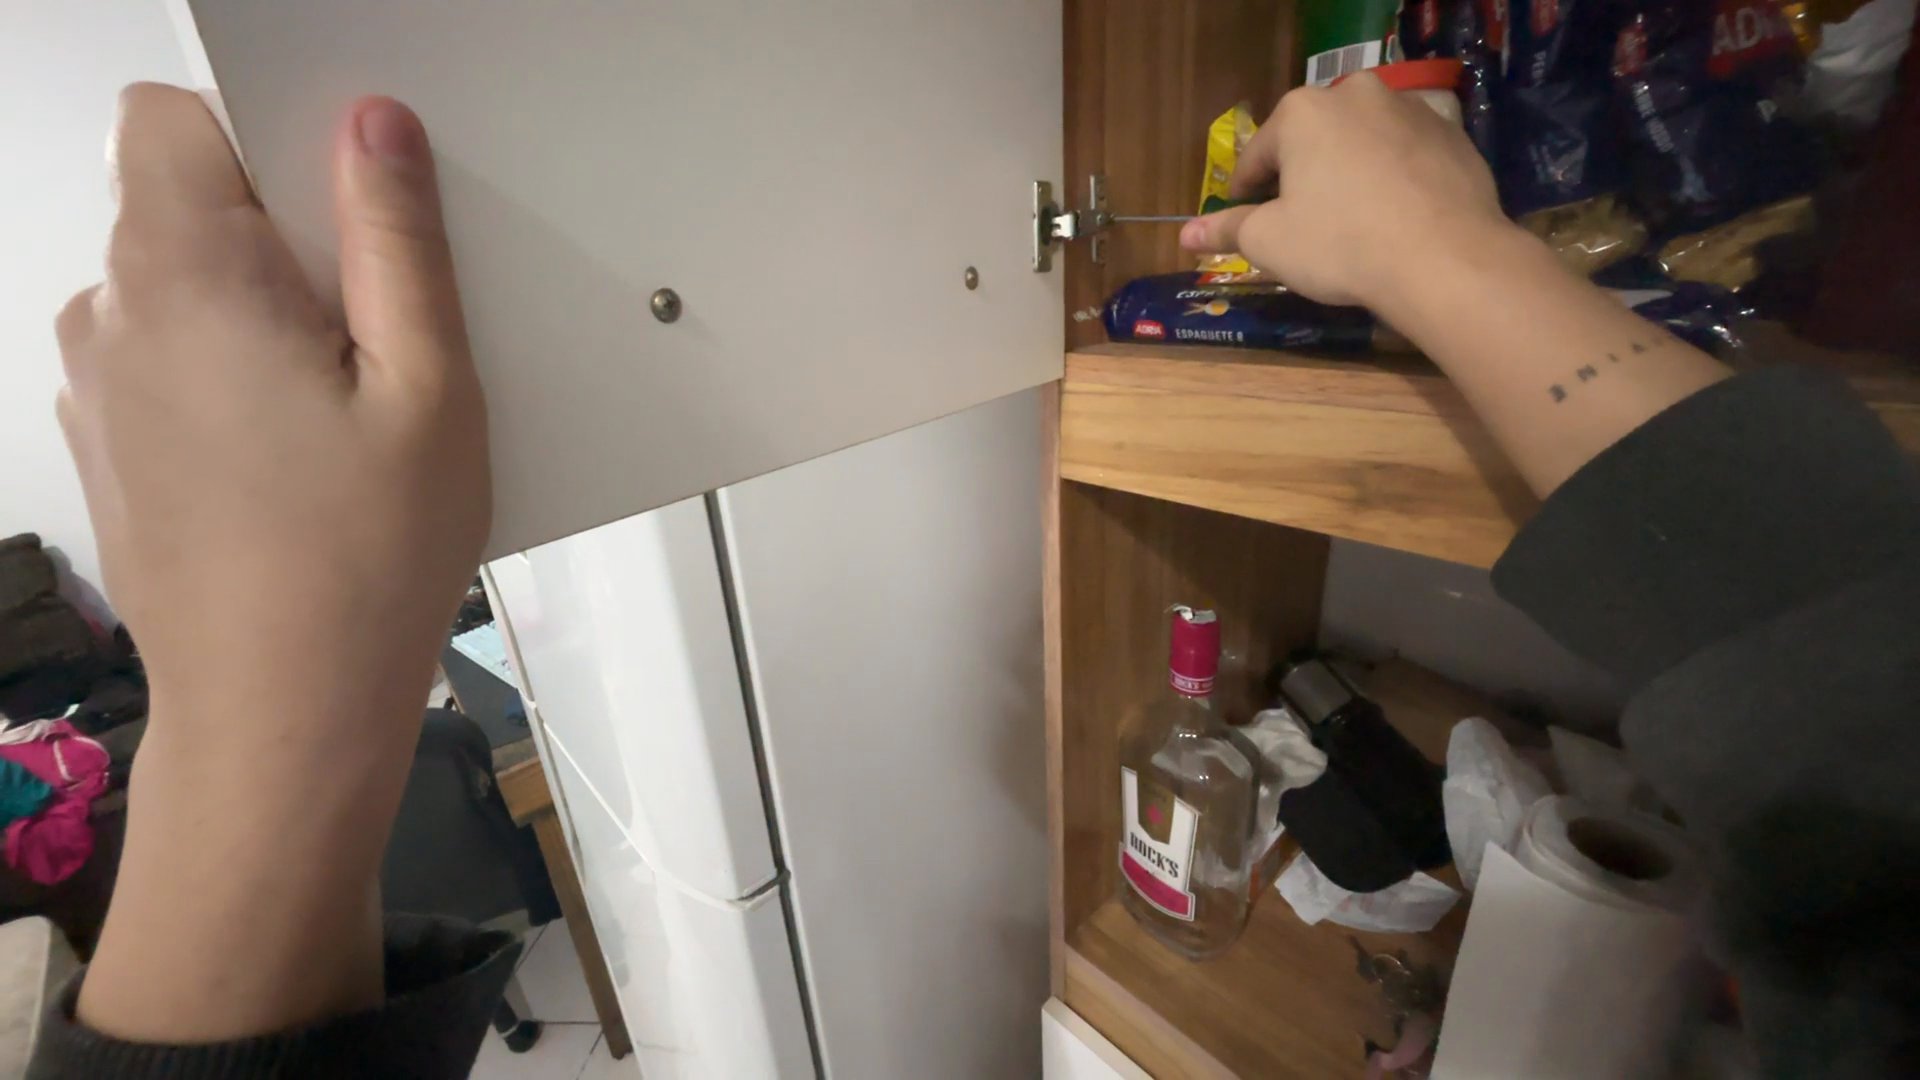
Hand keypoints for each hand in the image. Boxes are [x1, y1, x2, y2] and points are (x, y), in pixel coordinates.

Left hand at [58, 84, 486, 1040]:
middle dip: (306, 250)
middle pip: (200, 211)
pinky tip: (324, 456)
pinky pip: (191, 363)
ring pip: (200, 294)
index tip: (367, 223)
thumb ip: (400, 248)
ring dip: (287, 321)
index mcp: (192, 279)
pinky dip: (259, 378)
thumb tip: (376, 127)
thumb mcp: (431, 388)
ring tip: (367, 415)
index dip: (286, 147)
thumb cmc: (371, 551)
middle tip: (396, 347)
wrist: (290, 696)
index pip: (188, 120)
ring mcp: (107, 384)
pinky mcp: (125, 441)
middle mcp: (116, 315)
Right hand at [1178, 72, 1509, 308]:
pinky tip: (1385, 219)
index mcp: (1303, 113)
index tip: (1246, 222)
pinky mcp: (1448, 133)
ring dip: (1341, 175)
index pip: (1256, 156)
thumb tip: (1184, 235)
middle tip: (1295, 224)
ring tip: (1343, 223)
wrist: (1439, 255)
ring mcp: (1408, 108)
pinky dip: (1384, 179)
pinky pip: (1398, 155)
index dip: (1244, 194)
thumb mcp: (1266, 242)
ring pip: (1355, 144)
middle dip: (1296, 178)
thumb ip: (1225, 231)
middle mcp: (1355, 93)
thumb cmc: (1335, 244)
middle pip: (1308, 141)